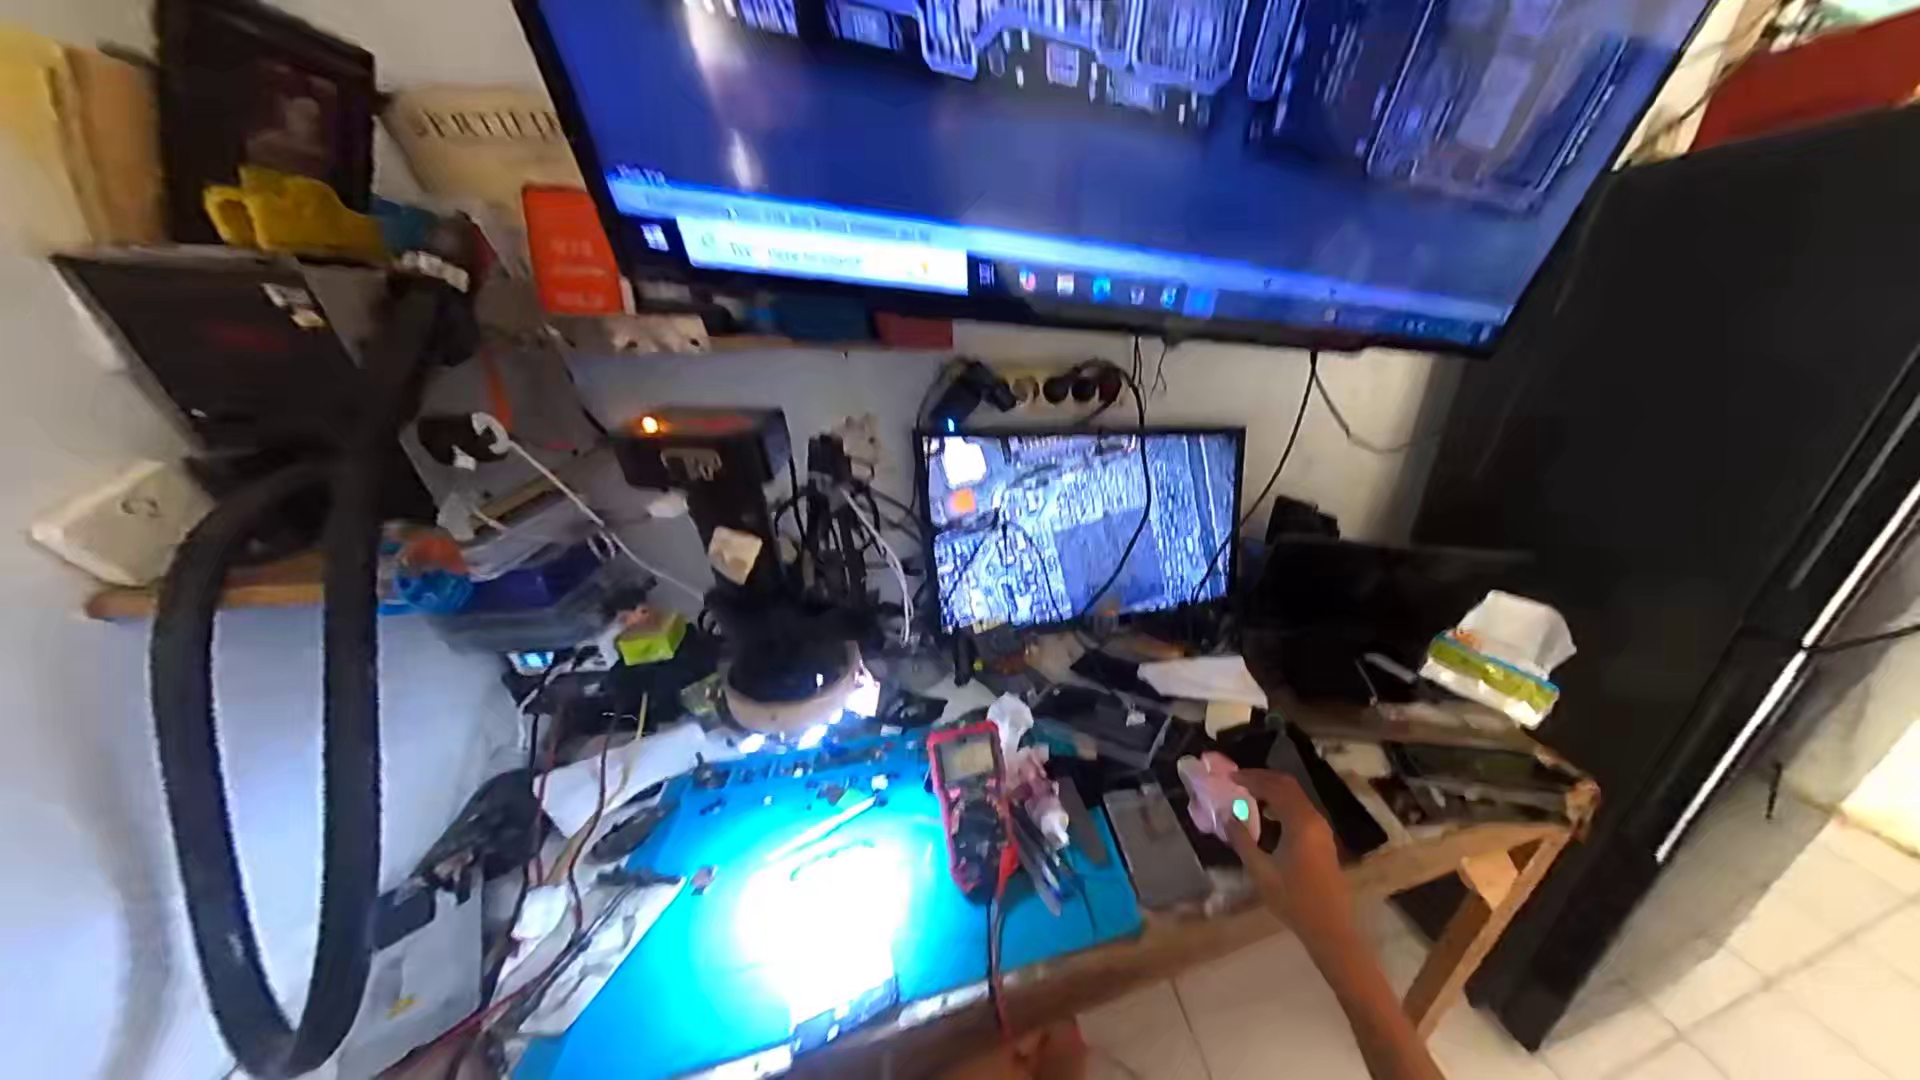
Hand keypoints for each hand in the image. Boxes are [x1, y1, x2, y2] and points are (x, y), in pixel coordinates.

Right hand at [1225, 769, 1346, 928]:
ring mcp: (1322, 830)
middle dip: (1262, 778)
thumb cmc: (1293, 899)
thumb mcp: (1260, 870)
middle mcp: (1314, 819)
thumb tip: (1228, 815)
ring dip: (1272, 789)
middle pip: (1287, 785)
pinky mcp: (1323, 840)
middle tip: (1238, 780)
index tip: (1230, 777)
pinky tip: (1267, 814)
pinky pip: (1300, 809)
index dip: (1251, 778)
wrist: (1331, 930)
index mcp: (1300, 823)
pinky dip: (1282, 802)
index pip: (1274, 786)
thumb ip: (1241, 839)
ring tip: (1248, 793)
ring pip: (1296, 796)